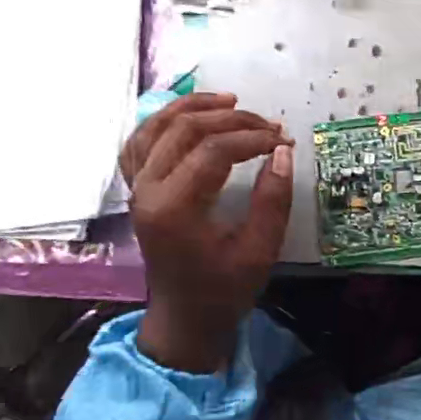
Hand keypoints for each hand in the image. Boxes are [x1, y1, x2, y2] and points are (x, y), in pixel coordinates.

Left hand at [120, 93, 294, 371]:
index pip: (213, 151)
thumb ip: (273, 201)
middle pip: (184, 130)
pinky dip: (162, 122)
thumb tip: (282, 152)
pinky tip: (187, 116)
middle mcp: (147, 191)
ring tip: (230, 100)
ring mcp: (136, 189)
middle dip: (231, 119)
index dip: (252, 138)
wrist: (184, 319)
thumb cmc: (223, 292)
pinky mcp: (137, 190)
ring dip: (193, 107)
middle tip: (268, 123)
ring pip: (156, 127)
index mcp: (174, 209)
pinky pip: (140, 142)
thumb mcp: (258, 252)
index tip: (284, 140)